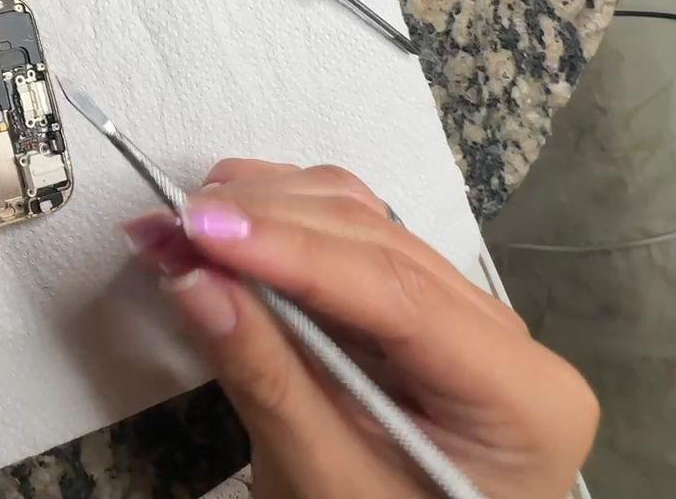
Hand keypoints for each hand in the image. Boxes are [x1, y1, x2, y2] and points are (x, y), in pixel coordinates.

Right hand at [125, 161, 596, 498]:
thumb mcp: (321, 479)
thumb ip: (263, 377)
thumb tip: (188, 277)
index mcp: (517, 394)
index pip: (396, 290)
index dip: (289, 249)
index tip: (195, 227)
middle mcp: (491, 325)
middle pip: (365, 235)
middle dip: (252, 221)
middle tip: (159, 228)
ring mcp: (442, 294)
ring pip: (343, 207)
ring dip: (249, 204)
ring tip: (168, 227)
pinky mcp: (388, 279)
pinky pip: (326, 214)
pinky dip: (260, 207)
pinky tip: (210, 219)